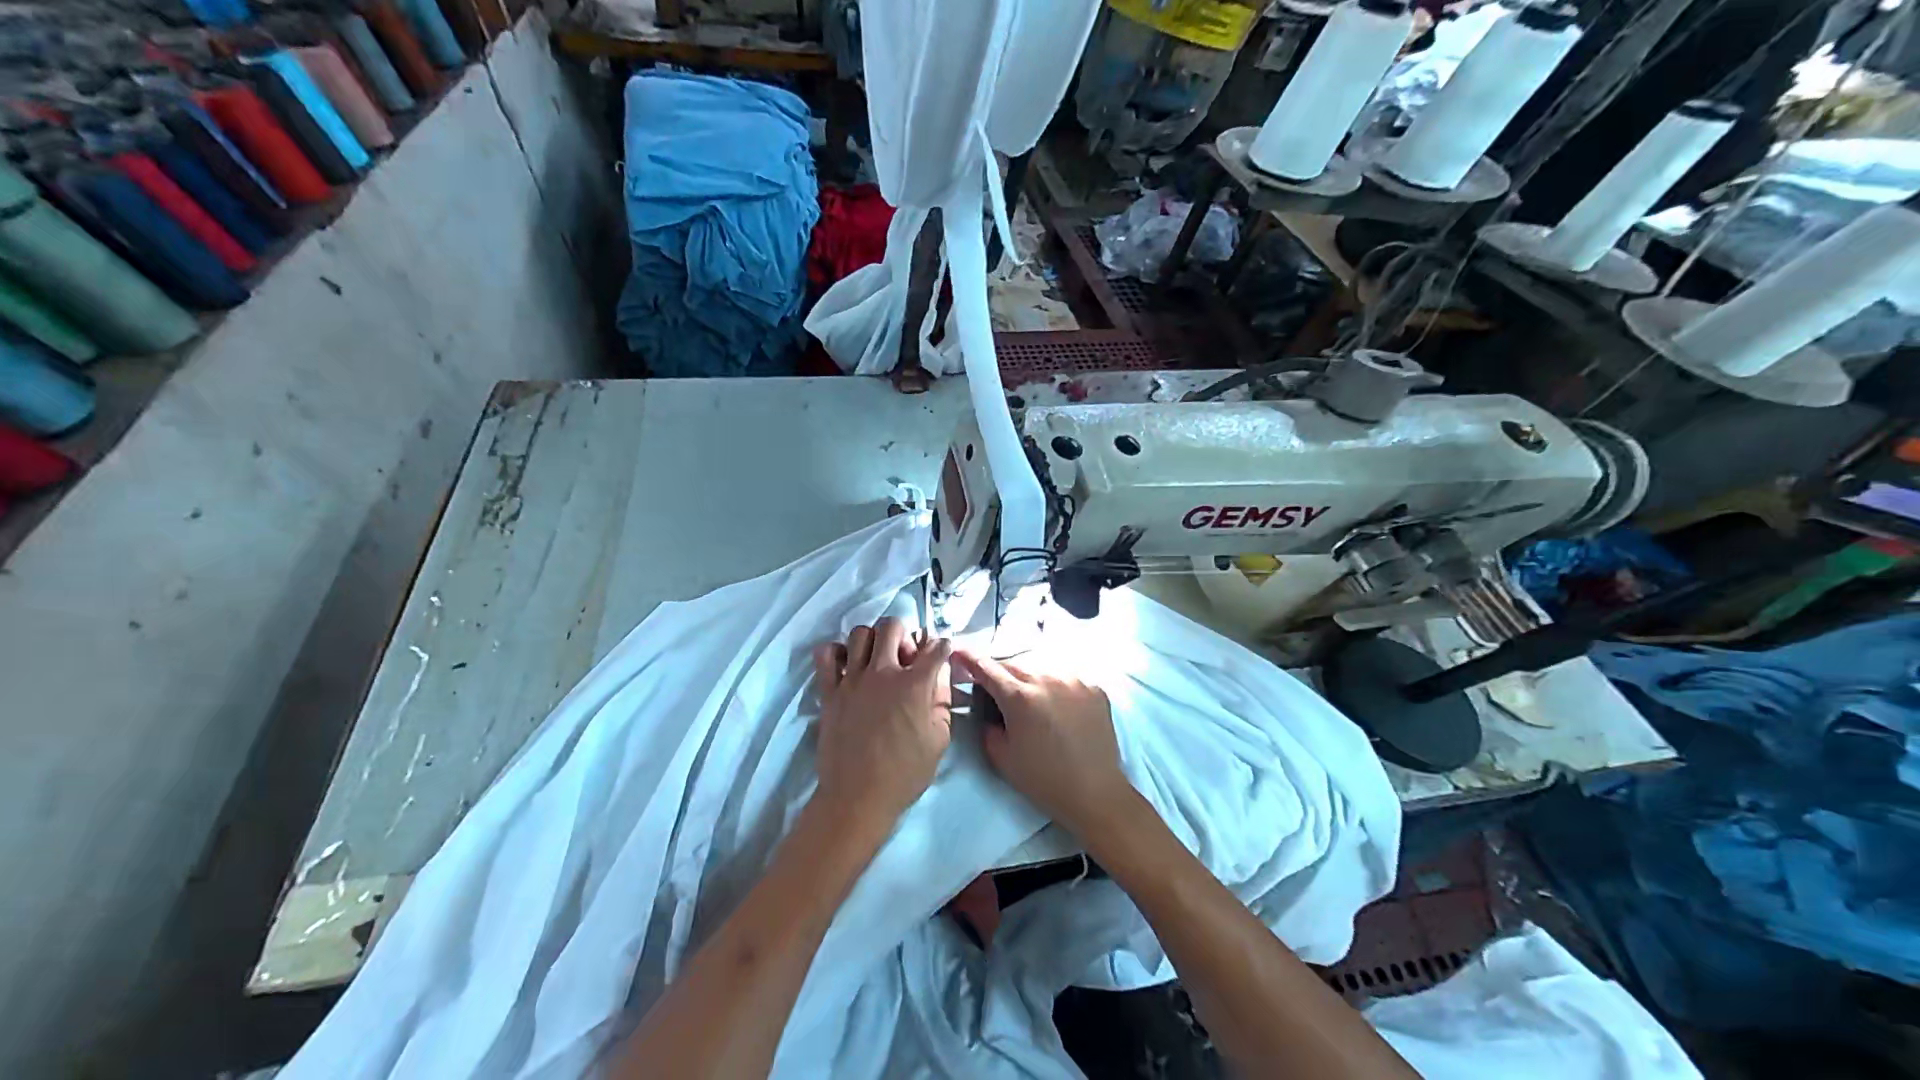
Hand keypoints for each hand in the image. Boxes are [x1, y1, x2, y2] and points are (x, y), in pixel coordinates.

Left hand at [811, 619, 952, 834]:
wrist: (858, 797)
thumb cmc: (905, 773)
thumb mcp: (939, 739)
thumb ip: (942, 700)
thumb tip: (940, 674)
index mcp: (915, 685)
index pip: (935, 648)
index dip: (942, 647)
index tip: (940, 653)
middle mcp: (883, 673)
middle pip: (892, 626)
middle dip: (904, 635)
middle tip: (906, 658)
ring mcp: (852, 680)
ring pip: (859, 633)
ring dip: (873, 641)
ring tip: (877, 661)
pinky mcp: (829, 691)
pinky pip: (826, 655)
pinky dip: (837, 652)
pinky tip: (847, 666)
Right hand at [953, 651, 1137, 841]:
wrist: (1095, 793)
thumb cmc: (1043, 779)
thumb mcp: (1001, 756)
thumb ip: (987, 725)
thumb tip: (988, 708)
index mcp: (1020, 697)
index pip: (987, 668)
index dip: (969, 659)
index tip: (958, 652)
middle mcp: (1047, 680)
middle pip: (1014, 666)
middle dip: (1001, 676)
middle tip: (998, 693)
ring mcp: (1075, 682)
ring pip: (1042, 671)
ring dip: (1031, 682)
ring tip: (1035, 706)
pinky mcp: (1095, 689)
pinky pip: (1067, 681)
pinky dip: (1058, 690)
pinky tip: (1061, 711)